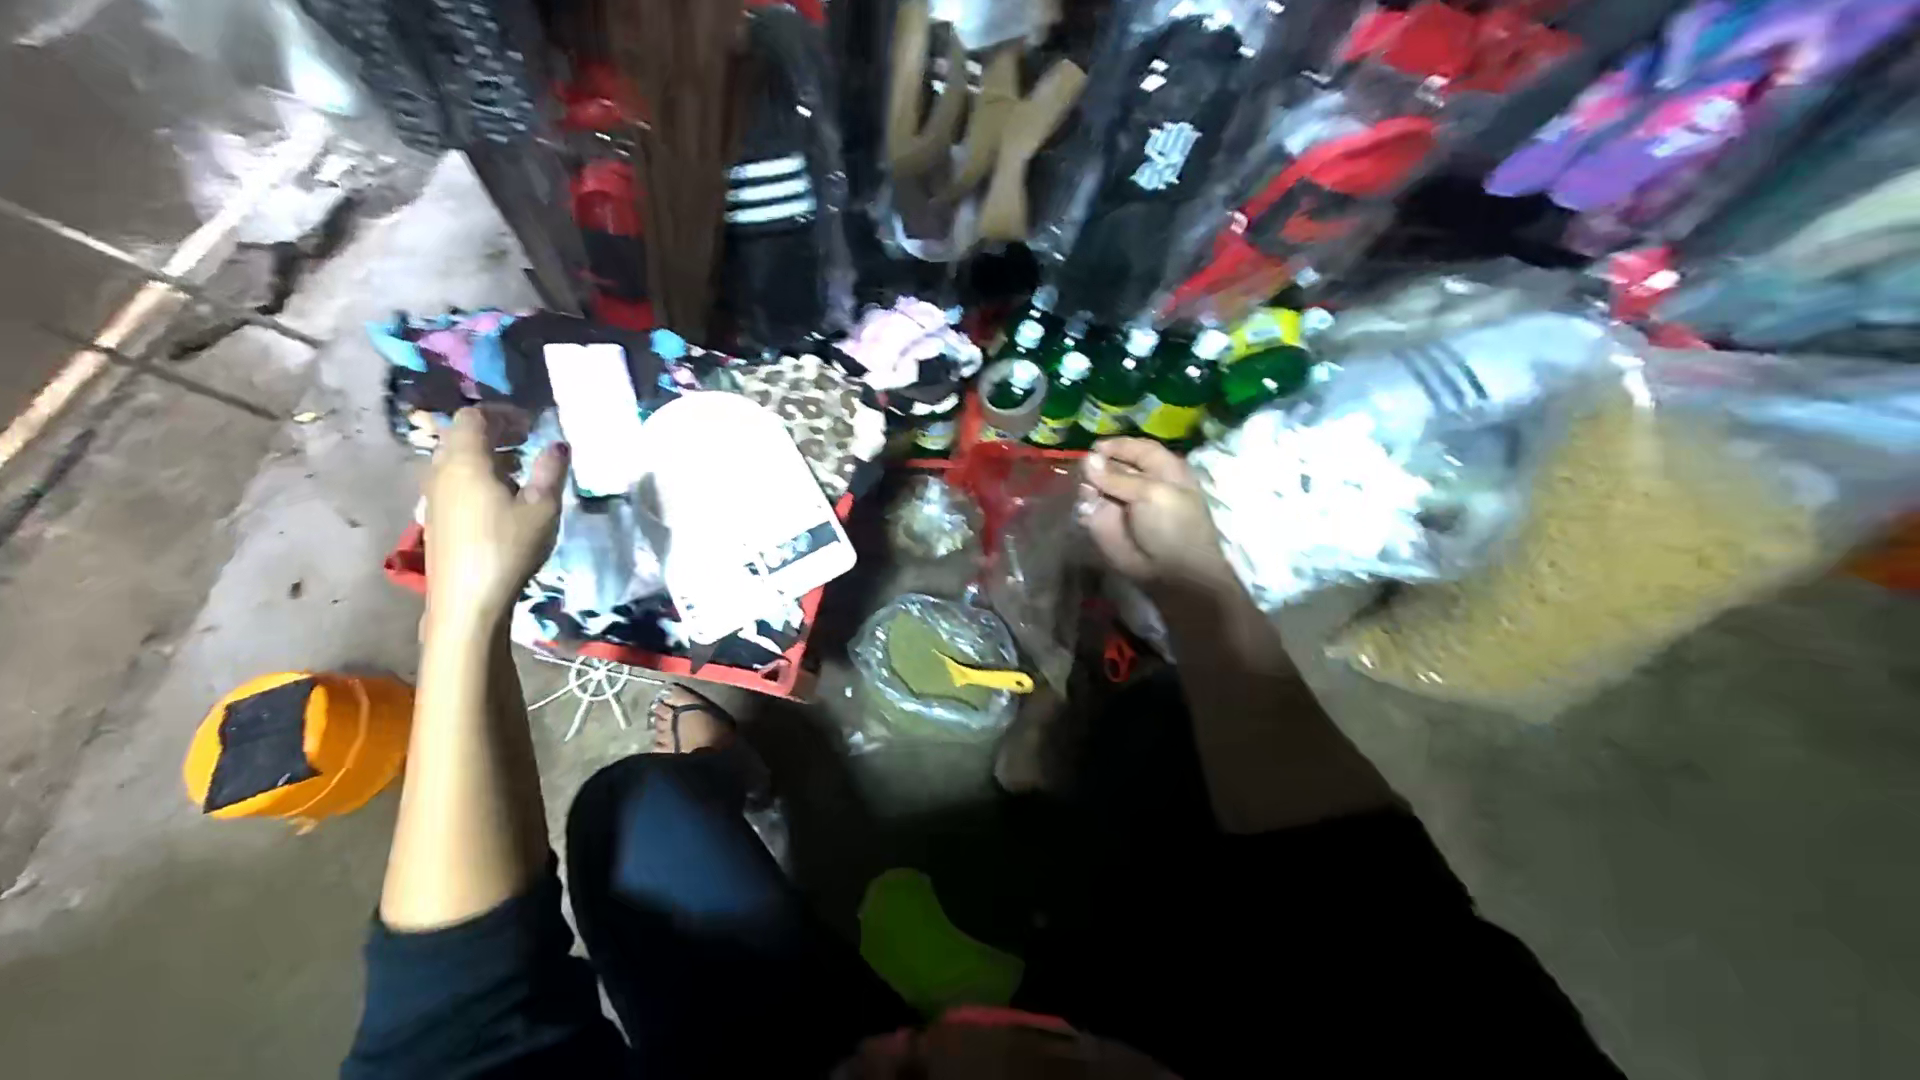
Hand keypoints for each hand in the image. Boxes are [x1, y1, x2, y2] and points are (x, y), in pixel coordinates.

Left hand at [424, 407, 567, 631]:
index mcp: (465, 461)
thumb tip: (559, 443)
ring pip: (455, 457)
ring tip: (519, 467)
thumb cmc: (508, 547)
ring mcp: (433, 494)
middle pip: (461, 435)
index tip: (532, 424)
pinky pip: (453, 478)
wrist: (467, 599)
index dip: (503, 414)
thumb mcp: (543, 508)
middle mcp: (441, 470)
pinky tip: (502, 495)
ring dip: (486, 453)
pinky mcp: (436, 515)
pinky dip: (477, 473)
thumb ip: (551, 471)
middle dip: (495, 431)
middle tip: (528, 440)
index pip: (474, 417)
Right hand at [1078, 437, 1238, 597]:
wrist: (1171, 574)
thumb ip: (1118, 476)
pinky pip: (1088, 507)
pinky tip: (1086, 506)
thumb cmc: (1174, 528)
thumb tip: (1088, 459)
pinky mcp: (1103, 524)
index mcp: (1162, 471)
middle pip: (1112, 464)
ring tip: (1088, 492)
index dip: (1118, 446)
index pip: (1137, 449)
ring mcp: (1119, 504)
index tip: (1096, 447)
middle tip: (1085, 470)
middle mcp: (1139, 484)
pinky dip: (1084, 504)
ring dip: (1089, 485)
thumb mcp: (1153, 494)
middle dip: (1098, 466)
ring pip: (1096, 484)